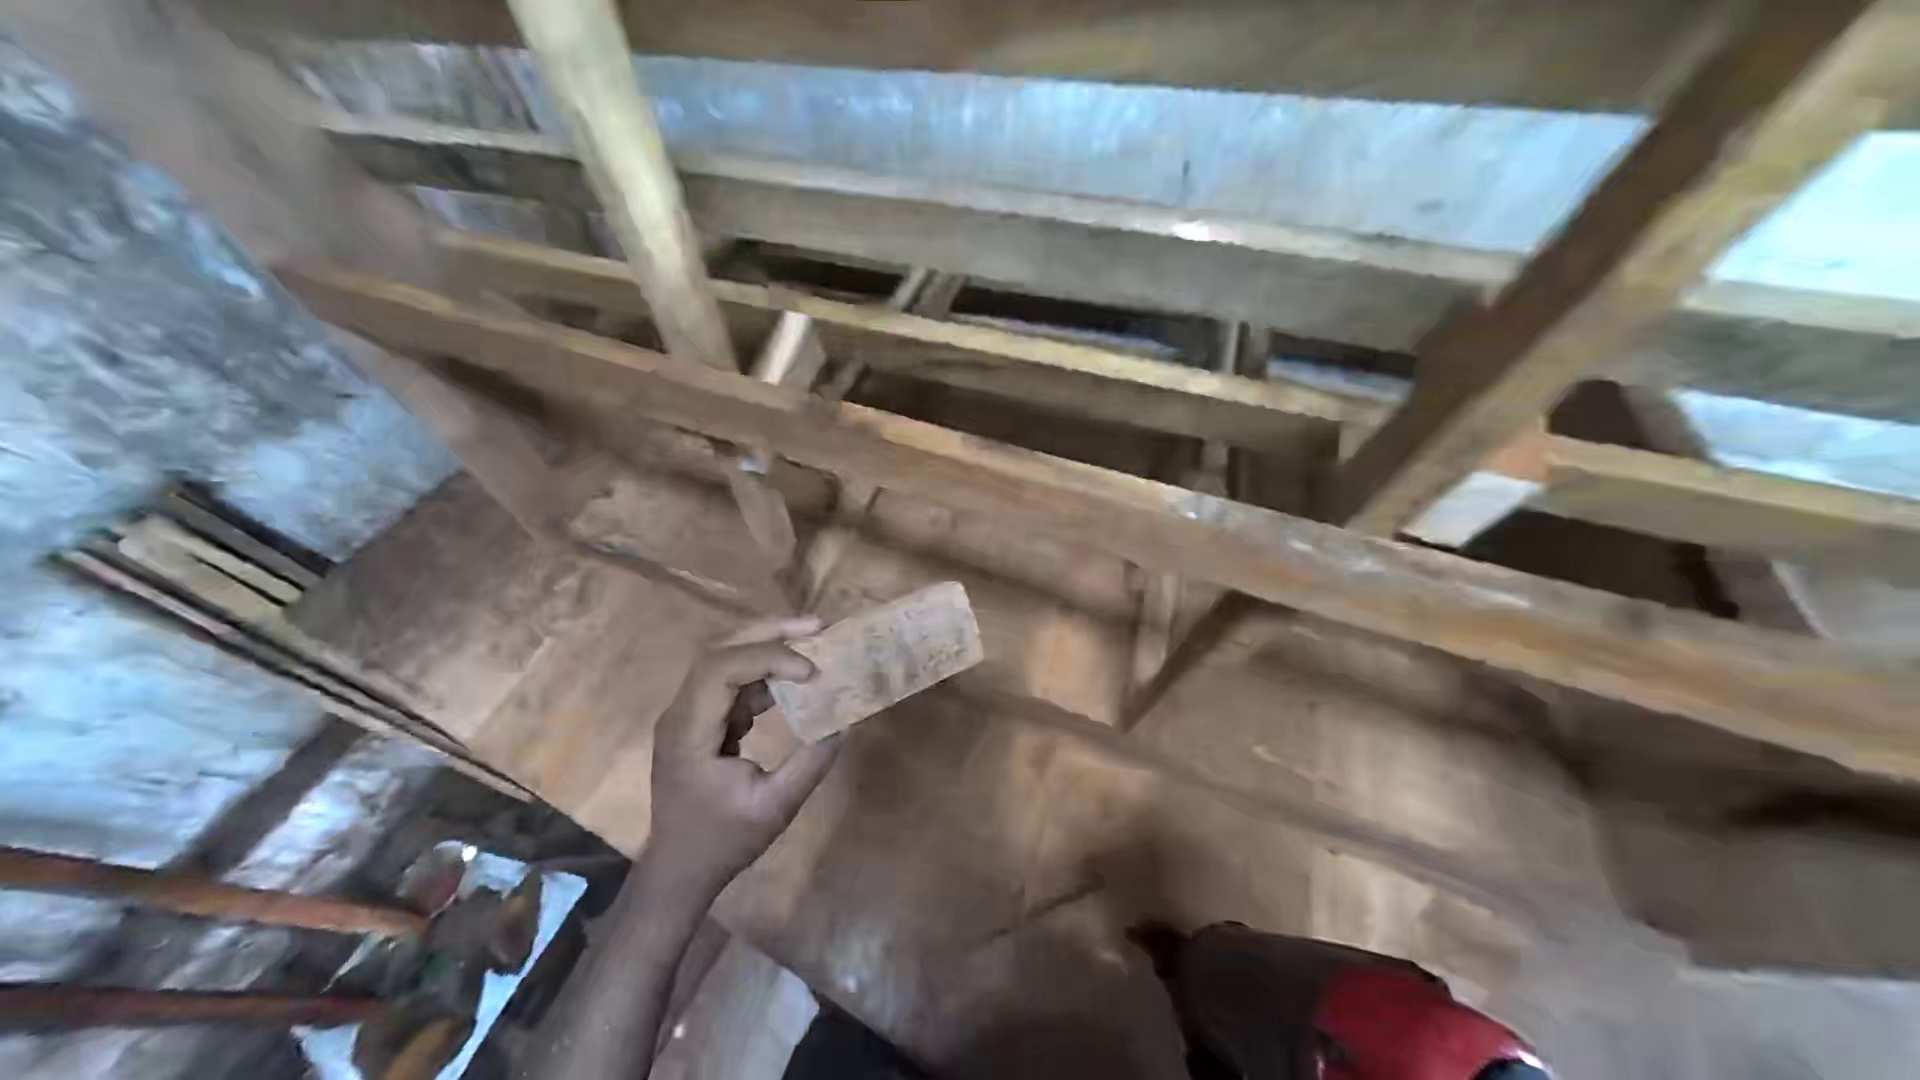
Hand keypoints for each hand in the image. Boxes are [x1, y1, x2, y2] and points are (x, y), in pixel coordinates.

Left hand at [646, 616, 842, 891]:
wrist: (679, 870)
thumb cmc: (722, 841)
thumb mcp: (774, 807)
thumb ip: (810, 762)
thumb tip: (845, 722)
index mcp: (688, 731)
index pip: (721, 669)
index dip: (768, 658)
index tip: (812, 672)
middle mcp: (681, 712)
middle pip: (720, 651)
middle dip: (770, 633)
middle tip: (817, 625)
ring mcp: (689, 714)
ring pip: (725, 660)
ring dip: (768, 647)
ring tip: (812, 640)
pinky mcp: (702, 721)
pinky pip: (733, 683)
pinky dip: (765, 673)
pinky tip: (795, 678)